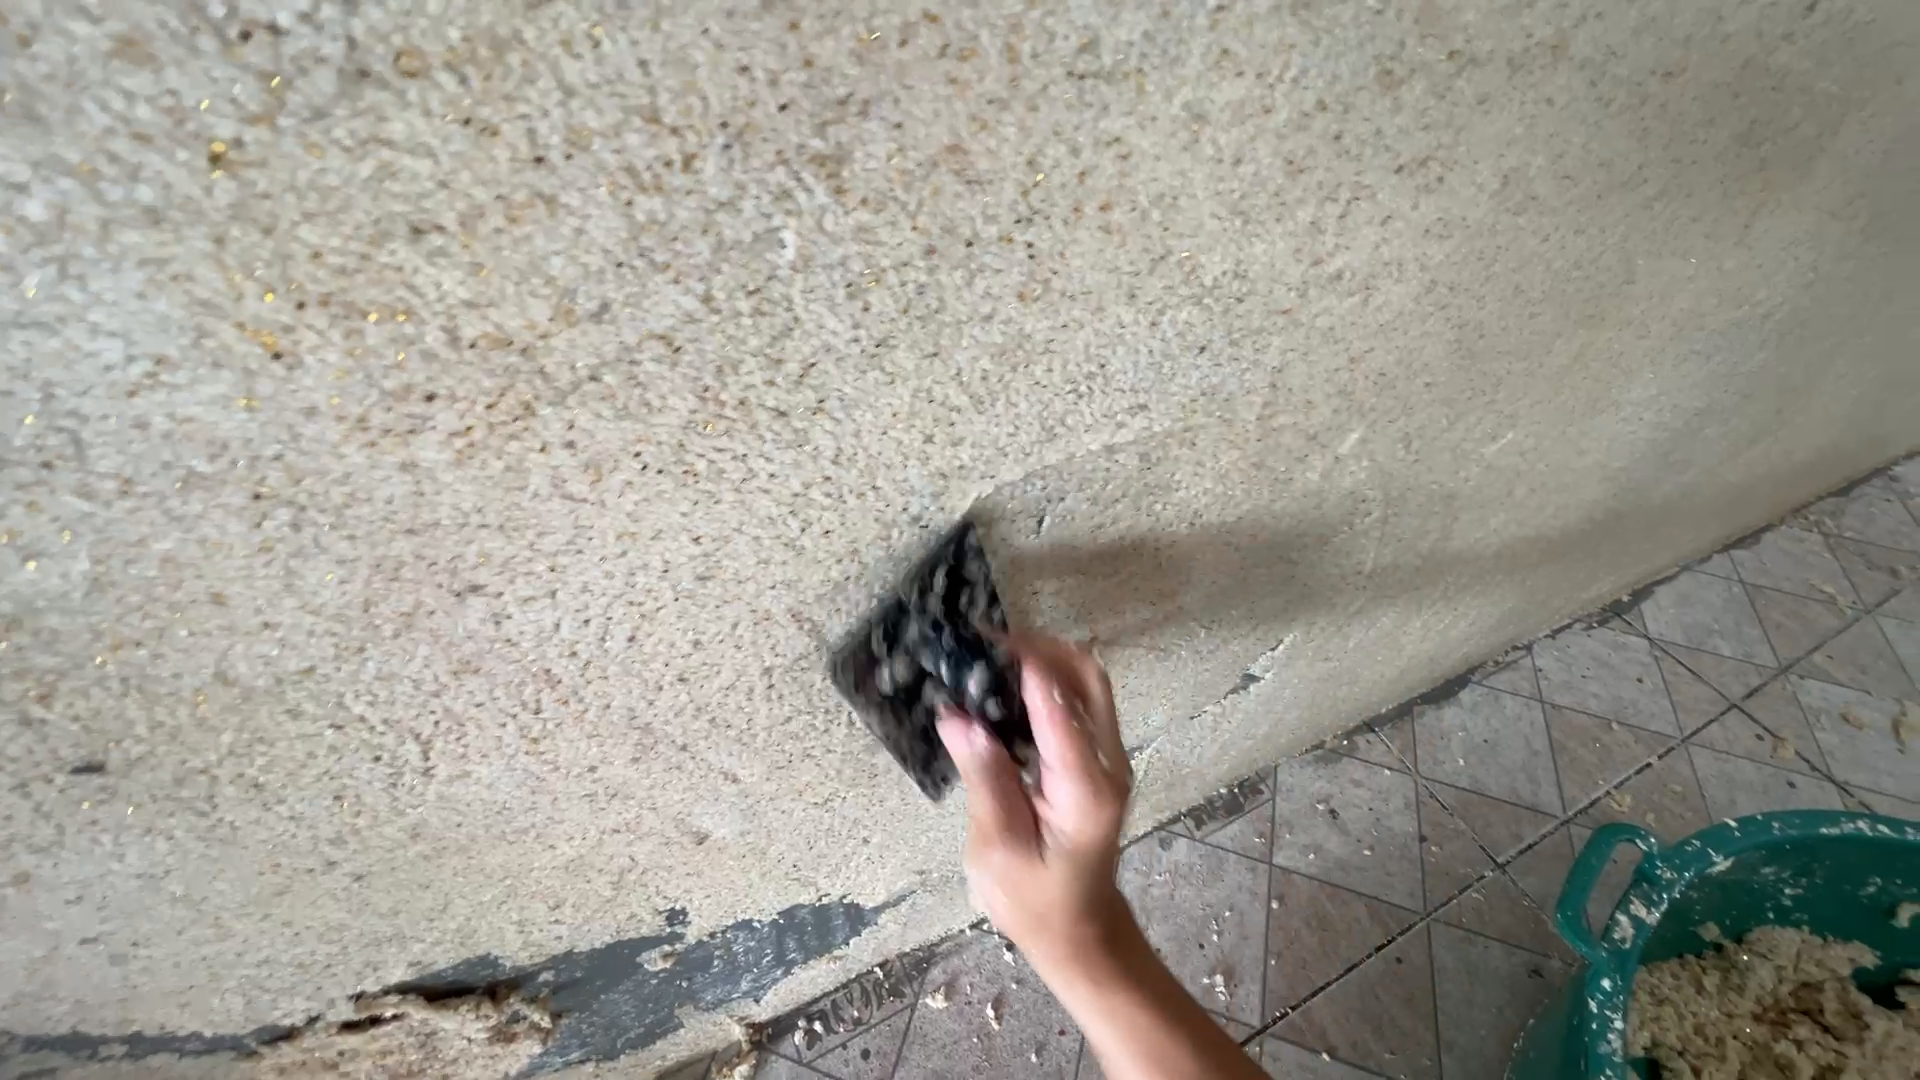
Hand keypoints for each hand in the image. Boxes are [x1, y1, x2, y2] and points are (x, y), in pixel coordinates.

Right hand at [937, 634, 1132, 966]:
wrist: (1079, 928)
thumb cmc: (1035, 901)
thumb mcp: (998, 849)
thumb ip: (984, 778)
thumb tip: (957, 716)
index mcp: (1086, 790)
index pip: (1059, 709)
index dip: (1024, 666)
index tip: (982, 642)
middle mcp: (1107, 763)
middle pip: (1086, 677)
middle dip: (1037, 648)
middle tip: (983, 642)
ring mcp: (1108, 756)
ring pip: (1086, 680)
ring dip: (1042, 657)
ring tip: (989, 652)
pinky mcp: (1096, 756)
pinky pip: (1078, 698)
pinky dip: (1046, 677)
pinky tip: (1006, 679)